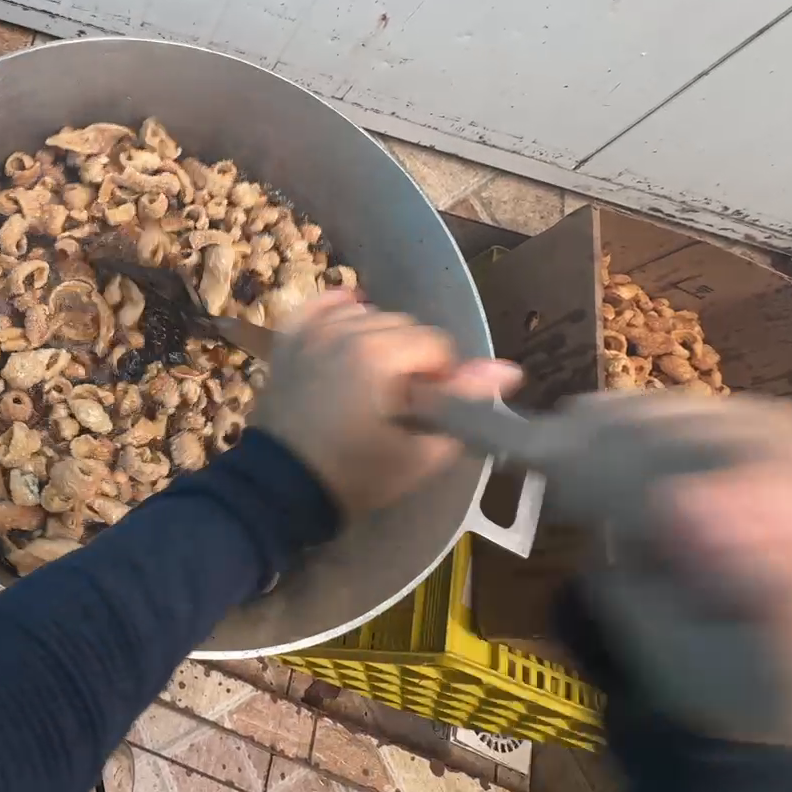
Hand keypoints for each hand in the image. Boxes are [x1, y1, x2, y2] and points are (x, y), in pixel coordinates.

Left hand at [250, 291, 521, 516]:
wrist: (282, 484)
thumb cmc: (356, 473)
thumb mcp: (420, 449)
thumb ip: (464, 402)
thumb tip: (508, 369)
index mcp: (379, 354)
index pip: (437, 343)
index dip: (443, 375)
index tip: (428, 405)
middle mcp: (345, 331)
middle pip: (403, 325)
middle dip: (412, 357)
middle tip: (401, 398)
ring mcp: (312, 333)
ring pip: (367, 314)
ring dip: (379, 338)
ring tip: (373, 379)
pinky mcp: (289, 341)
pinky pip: (319, 306)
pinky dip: (338, 310)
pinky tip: (350, 325)